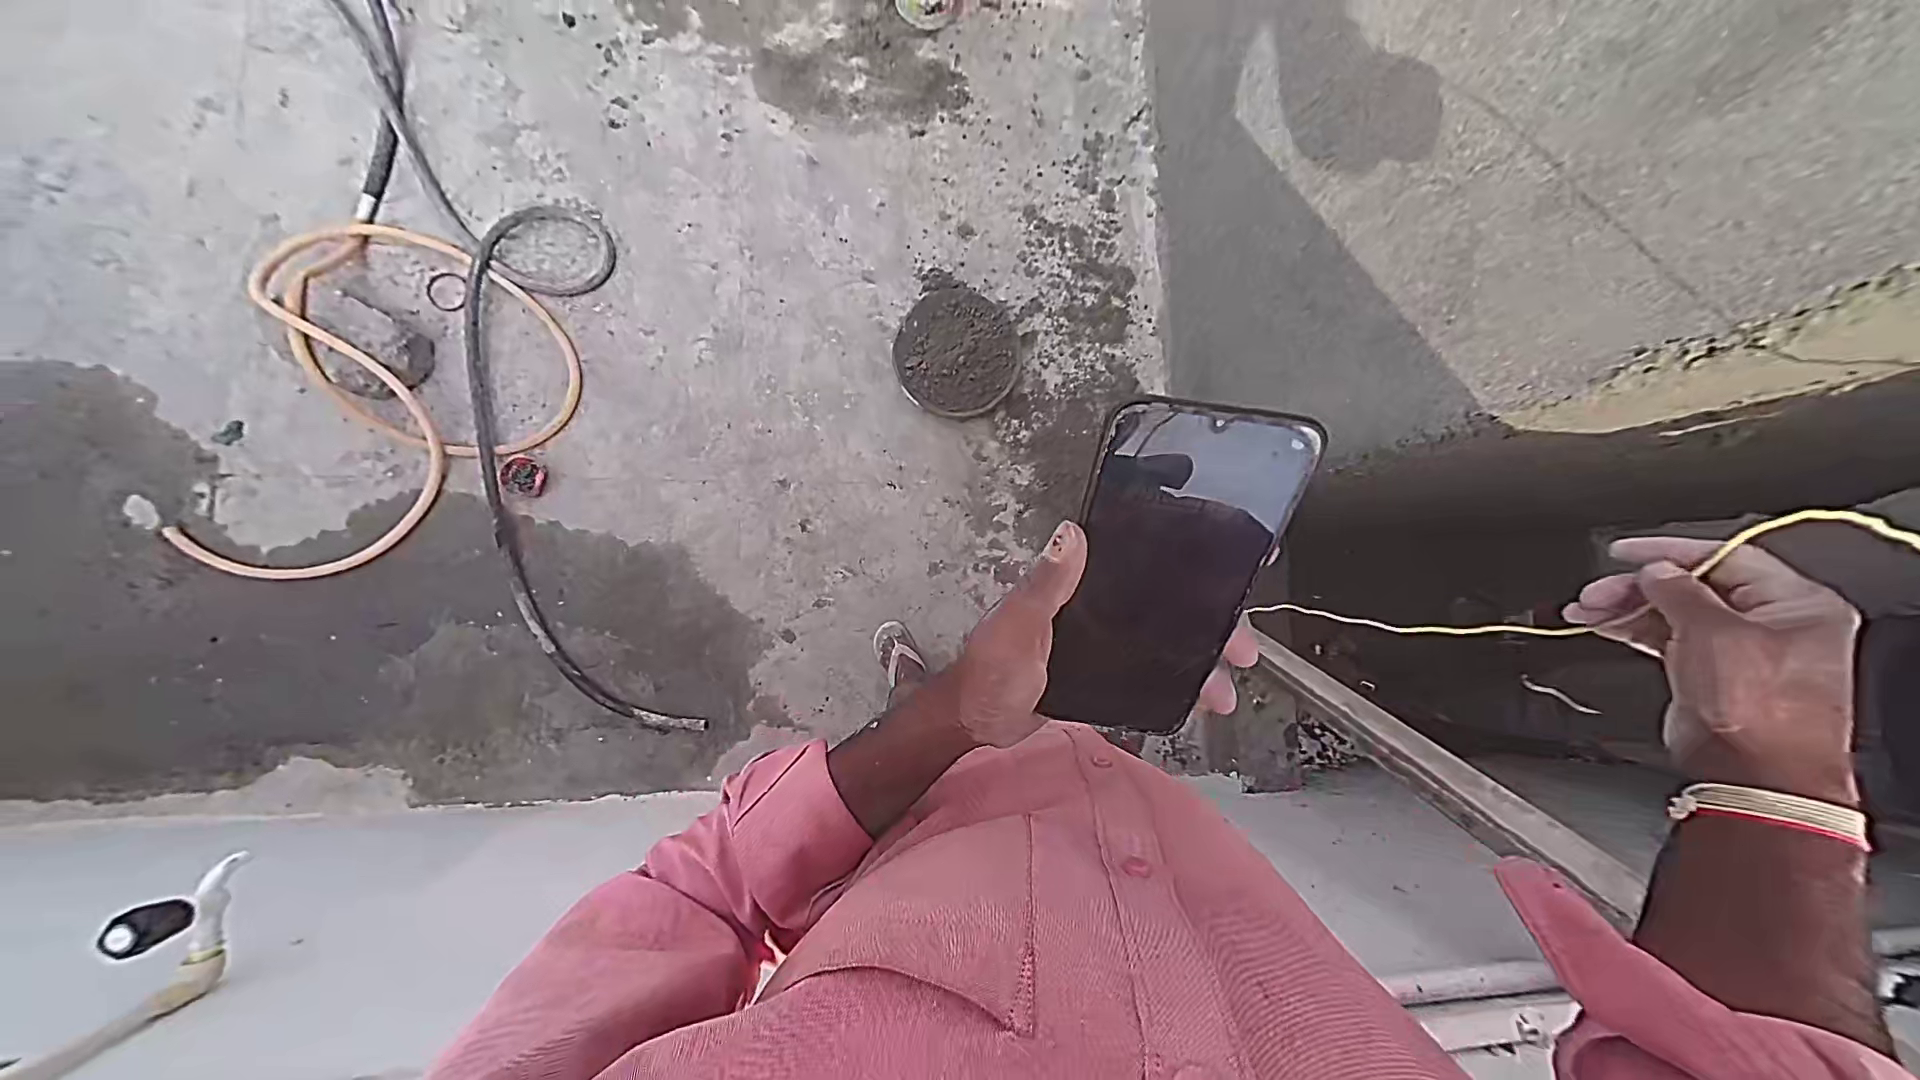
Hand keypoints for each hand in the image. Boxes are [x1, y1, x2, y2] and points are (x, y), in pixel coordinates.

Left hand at [937, 520, 1261, 747]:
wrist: (979, 720)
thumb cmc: (992, 668)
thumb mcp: (1020, 623)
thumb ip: (1047, 584)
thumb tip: (1071, 534)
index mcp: (1075, 590)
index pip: (1137, 572)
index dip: (1182, 576)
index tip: (1221, 582)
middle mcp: (1092, 612)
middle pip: (1162, 612)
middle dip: (1207, 628)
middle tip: (1242, 648)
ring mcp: (1097, 646)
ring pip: (1161, 647)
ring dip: (1197, 664)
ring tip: (1223, 690)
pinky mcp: (1098, 677)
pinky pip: (1145, 677)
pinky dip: (1173, 687)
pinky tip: (1196, 701)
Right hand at [1563, 537, 1861, 804]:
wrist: (1749, 767)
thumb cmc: (1757, 708)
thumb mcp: (1714, 633)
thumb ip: (1680, 592)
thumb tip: (1655, 569)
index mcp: (1796, 605)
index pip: (1727, 558)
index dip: (1670, 550)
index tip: (1624, 551)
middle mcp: (1770, 622)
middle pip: (1690, 585)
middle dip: (1635, 586)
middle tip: (1595, 593)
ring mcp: (1738, 646)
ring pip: (1669, 609)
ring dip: (1622, 607)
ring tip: (1585, 611)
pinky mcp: (1708, 667)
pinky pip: (1661, 633)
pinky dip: (1627, 626)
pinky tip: (1599, 625)